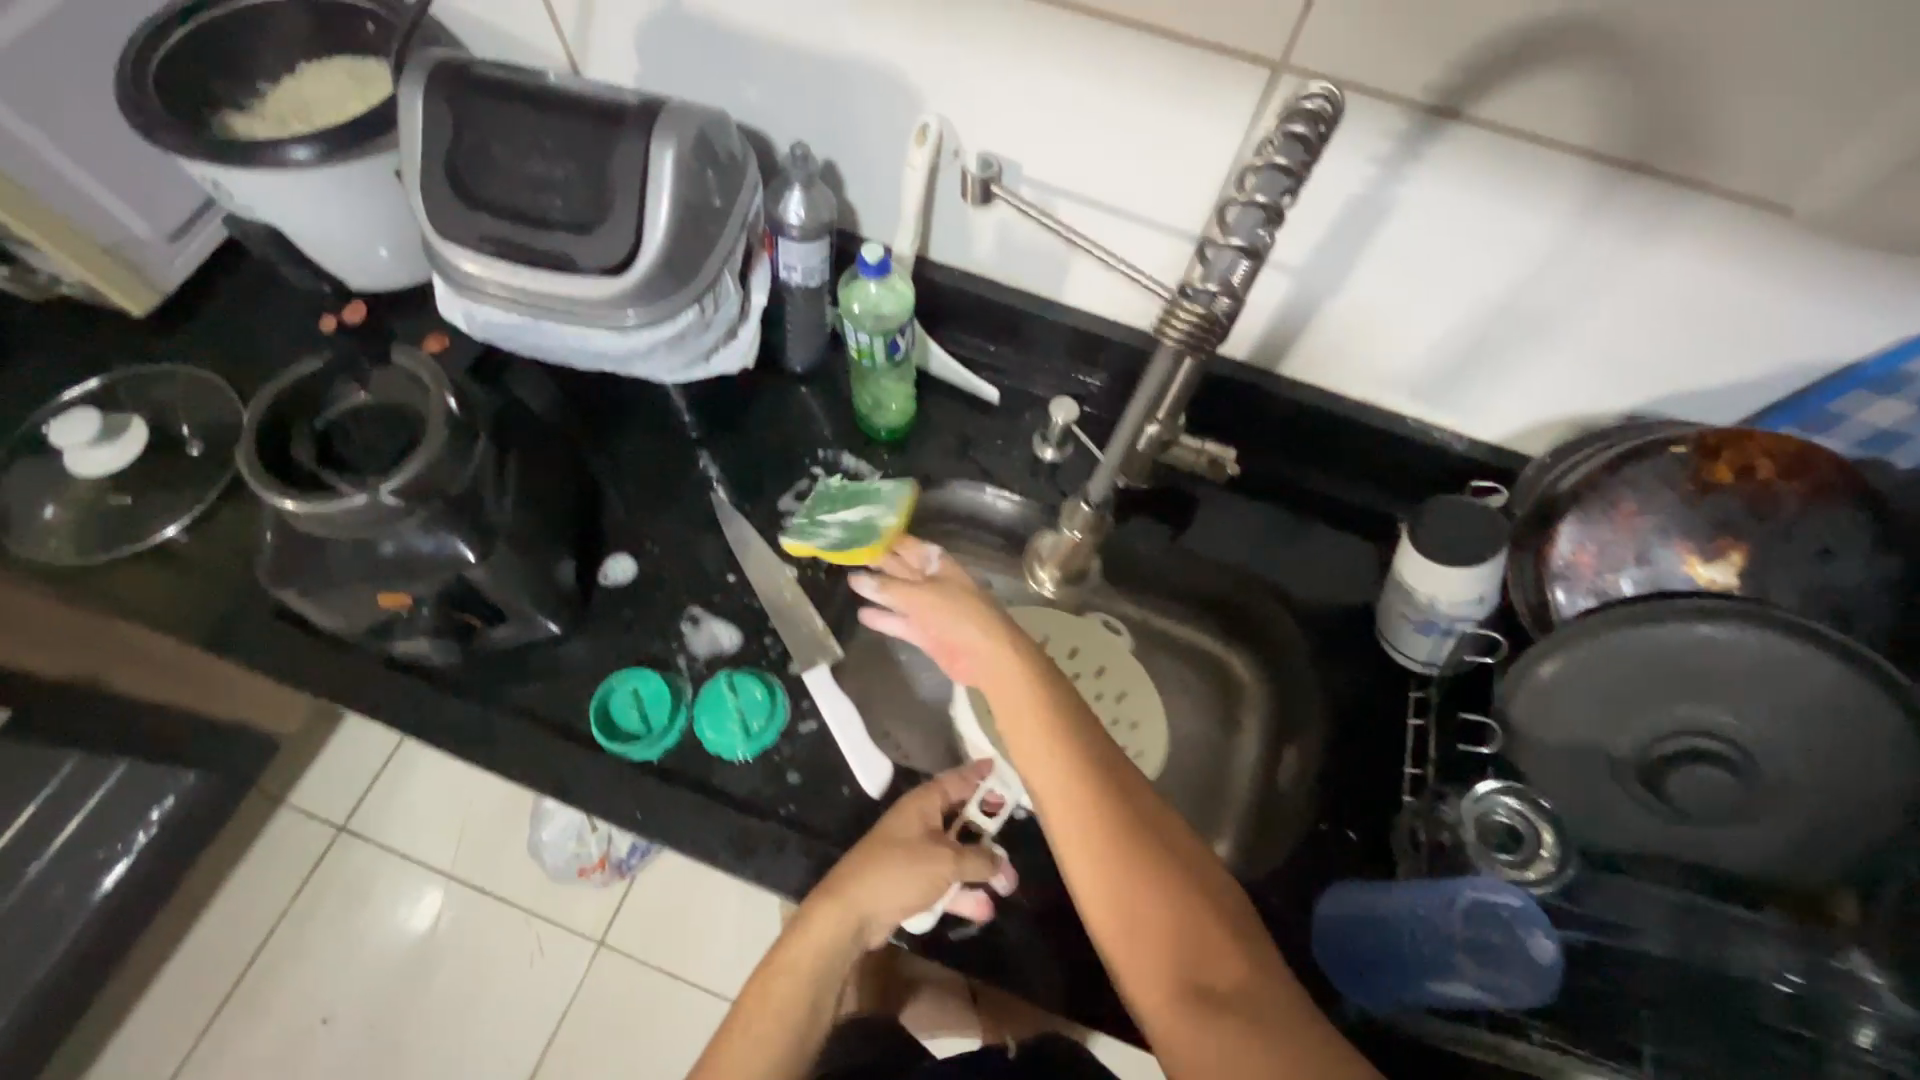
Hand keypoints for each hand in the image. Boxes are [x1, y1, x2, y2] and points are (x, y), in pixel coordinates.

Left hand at [804, 760, 1018, 949]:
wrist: (850, 912)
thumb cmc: (899, 872)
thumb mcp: (946, 862)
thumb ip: (979, 859)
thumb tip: (1000, 862)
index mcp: (924, 804)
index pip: (957, 781)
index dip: (979, 775)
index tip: (1000, 769)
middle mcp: (920, 823)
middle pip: (961, 821)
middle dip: (988, 835)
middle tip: (1013, 841)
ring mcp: (914, 855)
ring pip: (955, 856)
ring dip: (979, 871)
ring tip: (1008, 886)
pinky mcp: (910, 883)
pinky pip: (943, 883)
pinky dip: (961, 894)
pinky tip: (983, 911)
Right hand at [849, 536, 1030, 688]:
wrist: (986, 655)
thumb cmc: (957, 614)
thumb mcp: (920, 595)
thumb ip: (887, 588)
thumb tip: (854, 578)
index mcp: (938, 565)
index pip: (908, 545)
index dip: (887, 540)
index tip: (860, 533)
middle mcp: (933, 582)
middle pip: (901, 569)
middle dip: (878, 562)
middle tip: (848, 554)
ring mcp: (930, 609)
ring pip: (899, 596)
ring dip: (877, 590)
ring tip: (849, 581)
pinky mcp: (926, 633)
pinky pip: (901, 621)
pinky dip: (884, 618)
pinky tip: (862, 614)